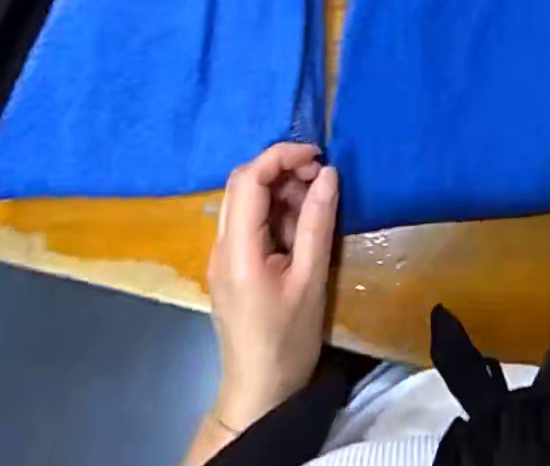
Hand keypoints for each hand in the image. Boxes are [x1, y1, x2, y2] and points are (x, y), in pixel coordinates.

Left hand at [206, 142, 338, 432]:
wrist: (259, 394)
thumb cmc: (287, 338)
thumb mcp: (311, 278)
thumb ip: (317, 221)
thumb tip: (328, 173)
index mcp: (237, 248)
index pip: (248, 179)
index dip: (281, 156)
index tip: (317, 156)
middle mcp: (221, 245)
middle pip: (242, 183)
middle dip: (282, 168)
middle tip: (319, 178)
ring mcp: (223, 255)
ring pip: (246, 199)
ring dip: (281, 189)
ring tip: (316, 204)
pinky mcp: (232, 264)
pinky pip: (251, 220)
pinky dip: (277, 210)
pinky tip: (301, 226)